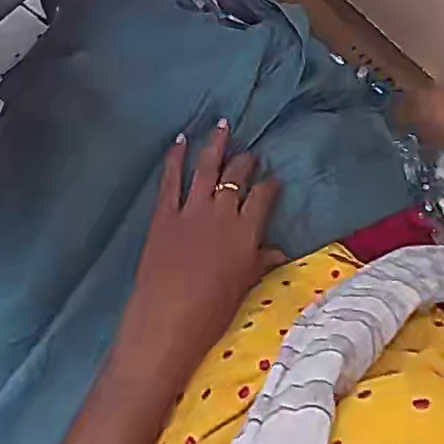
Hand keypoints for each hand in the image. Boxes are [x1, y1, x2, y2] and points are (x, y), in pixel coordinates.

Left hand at [109, 121, 279, 393]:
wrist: (168, 319)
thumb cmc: (211, 311)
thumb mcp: (242, 286)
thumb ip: (259, 262)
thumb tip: (279, 252)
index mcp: (247, 232)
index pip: (264, 197)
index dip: (270, 185)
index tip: (273, 178)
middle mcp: (223, 214)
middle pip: (237, 177)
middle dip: (245, 161)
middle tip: (250, 153)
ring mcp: (192, 211)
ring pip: (207, 168)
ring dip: (215, 144)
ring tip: (222, 125)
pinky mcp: (164, 214)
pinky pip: (172, 179)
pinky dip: (175, 158)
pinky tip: (180, 140)